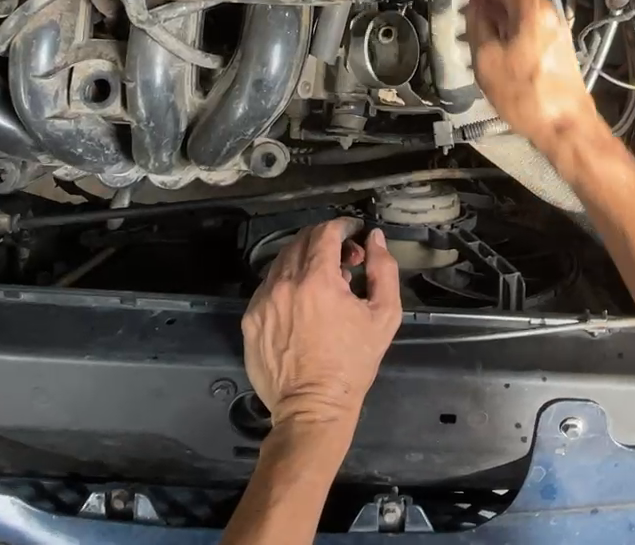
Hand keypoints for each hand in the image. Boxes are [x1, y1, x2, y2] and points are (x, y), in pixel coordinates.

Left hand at [242, 218, 402, 428]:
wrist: (313, 408)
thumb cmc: (353, 362)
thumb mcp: (384, 315)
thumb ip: (383, 269)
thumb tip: (373, 239)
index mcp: (317, 279)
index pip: (325, 231)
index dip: (343, 226)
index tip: (355, 232)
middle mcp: (284, 284)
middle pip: (302, 240)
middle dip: (326, 239)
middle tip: (346, 258)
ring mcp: (262, 302)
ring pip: (282, 260)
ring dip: (305, 258)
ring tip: (325, 281)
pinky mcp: (250, 320)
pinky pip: (269, 285)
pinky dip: (287, 282)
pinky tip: (303, 301)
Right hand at [464, 0, 600, 147]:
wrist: (565, 126)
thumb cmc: (526, 95)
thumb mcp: (487, 60)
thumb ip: (478, 27)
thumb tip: (475, 10)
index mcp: (534, 11)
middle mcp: (549, 16)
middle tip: (467, 8)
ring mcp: (556, 34)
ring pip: (522, 14)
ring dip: (498, 17)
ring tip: (474, 29)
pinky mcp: (557, 51)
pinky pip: (530, 30)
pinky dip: (510, 31)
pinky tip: (494, 46)